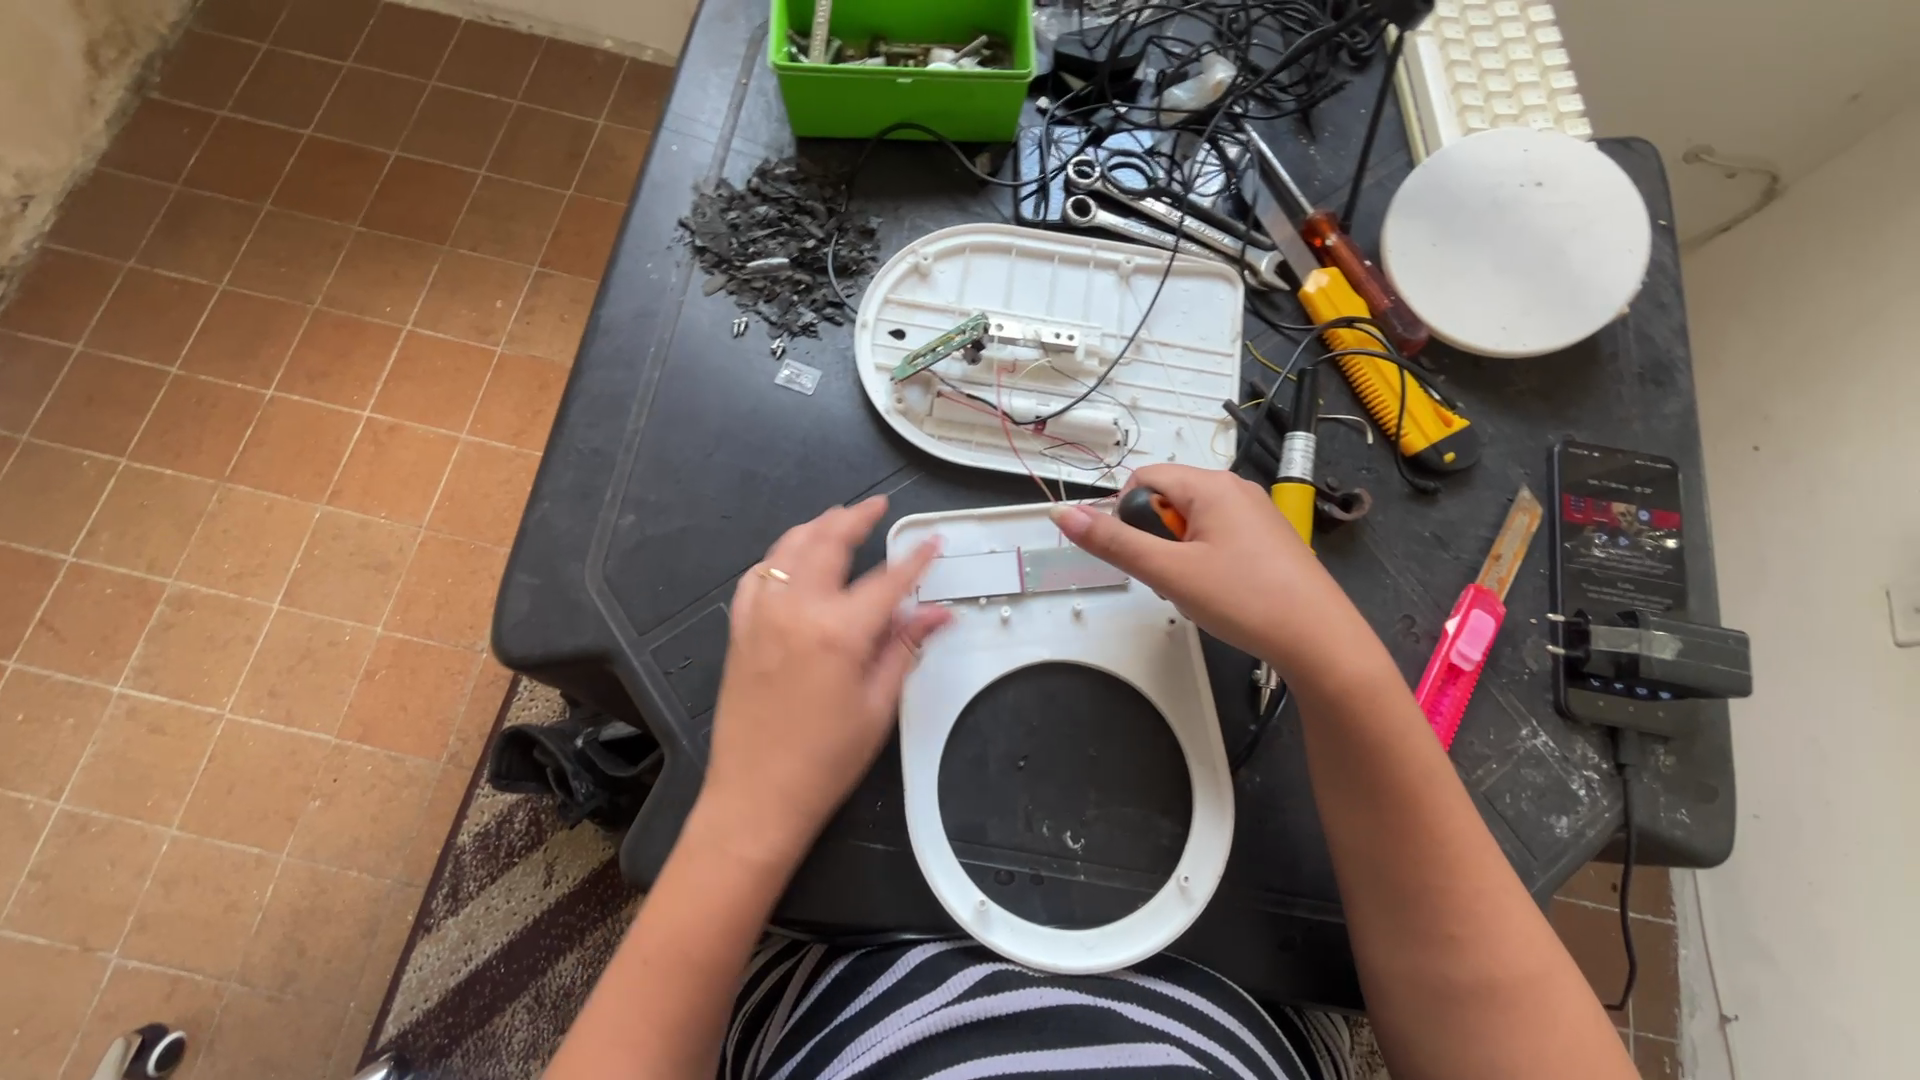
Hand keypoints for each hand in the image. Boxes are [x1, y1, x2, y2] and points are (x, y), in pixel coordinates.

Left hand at [701, 497, 950, 862]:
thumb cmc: (824, 760)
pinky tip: (790, 559)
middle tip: (877, 506)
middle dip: (856, 518)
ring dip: (815, 527)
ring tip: (837, 518)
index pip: (887, 580)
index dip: (915, 559)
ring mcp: (761, 616)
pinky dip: (777, 558)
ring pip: (787, 550)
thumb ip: (905, 647)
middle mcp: (795, 610)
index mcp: (838, 631)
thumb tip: (937, 615)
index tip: (931, 542)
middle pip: (828, 543)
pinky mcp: (740, 630)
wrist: (756, 797)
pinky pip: (756, 577)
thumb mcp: (878, 706)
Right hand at [1050, 465, 1366, 675]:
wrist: (1319, 640)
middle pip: (1166, 500)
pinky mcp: (1266, 539)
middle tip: (1169, 578)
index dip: (1126, 515)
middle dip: (1154, 540)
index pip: (1142, 478)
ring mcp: (1255, 514)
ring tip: (1195, 591)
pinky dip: (1203, 562)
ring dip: (1177, 555)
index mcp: (1211, 485)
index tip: (1138, 555)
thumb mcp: (1169, 573)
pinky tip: (1217, 593)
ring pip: (1190, 523)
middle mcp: (1235, 489)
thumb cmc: (1245, 600)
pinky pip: (1216, 537)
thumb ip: (1114, 542)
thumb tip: (1063, 513)